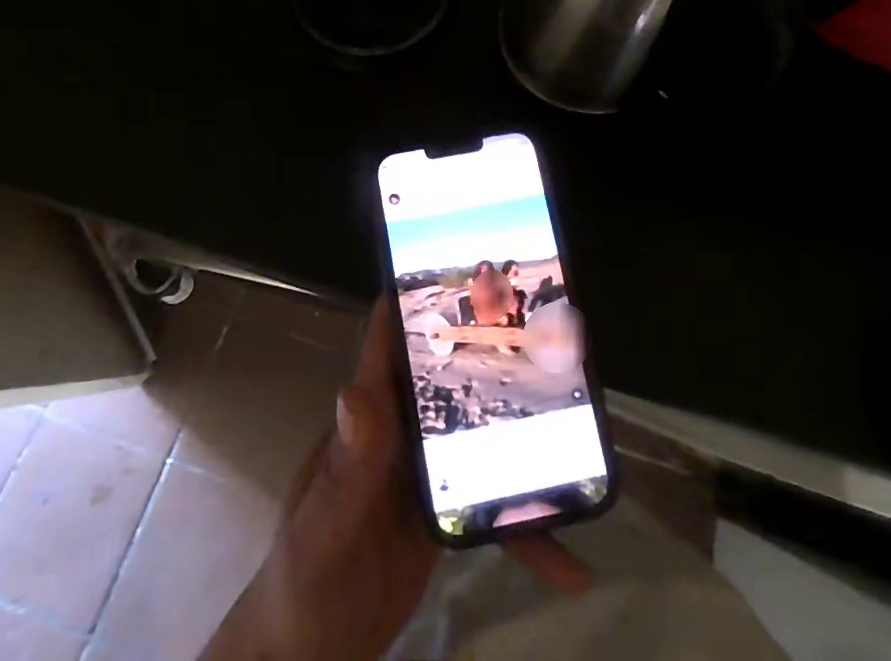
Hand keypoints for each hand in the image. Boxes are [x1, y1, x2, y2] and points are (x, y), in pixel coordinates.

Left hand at [202, 296, 589, 660]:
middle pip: (450, 374)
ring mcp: (427, 468)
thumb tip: (357, 391)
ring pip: (483, 430)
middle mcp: (402, 428)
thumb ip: (348, 462)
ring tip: (582, 430)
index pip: (390, 341)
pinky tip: (569, 561)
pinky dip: (529, 530)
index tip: (465, 266)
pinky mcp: (448, 508)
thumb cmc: (308, 565)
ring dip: (528, 433)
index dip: (418, 297)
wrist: (316, 637)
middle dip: (494, 353)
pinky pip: (496, 506)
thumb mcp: (328, 516)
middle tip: (552, 334)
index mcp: (369, 414)